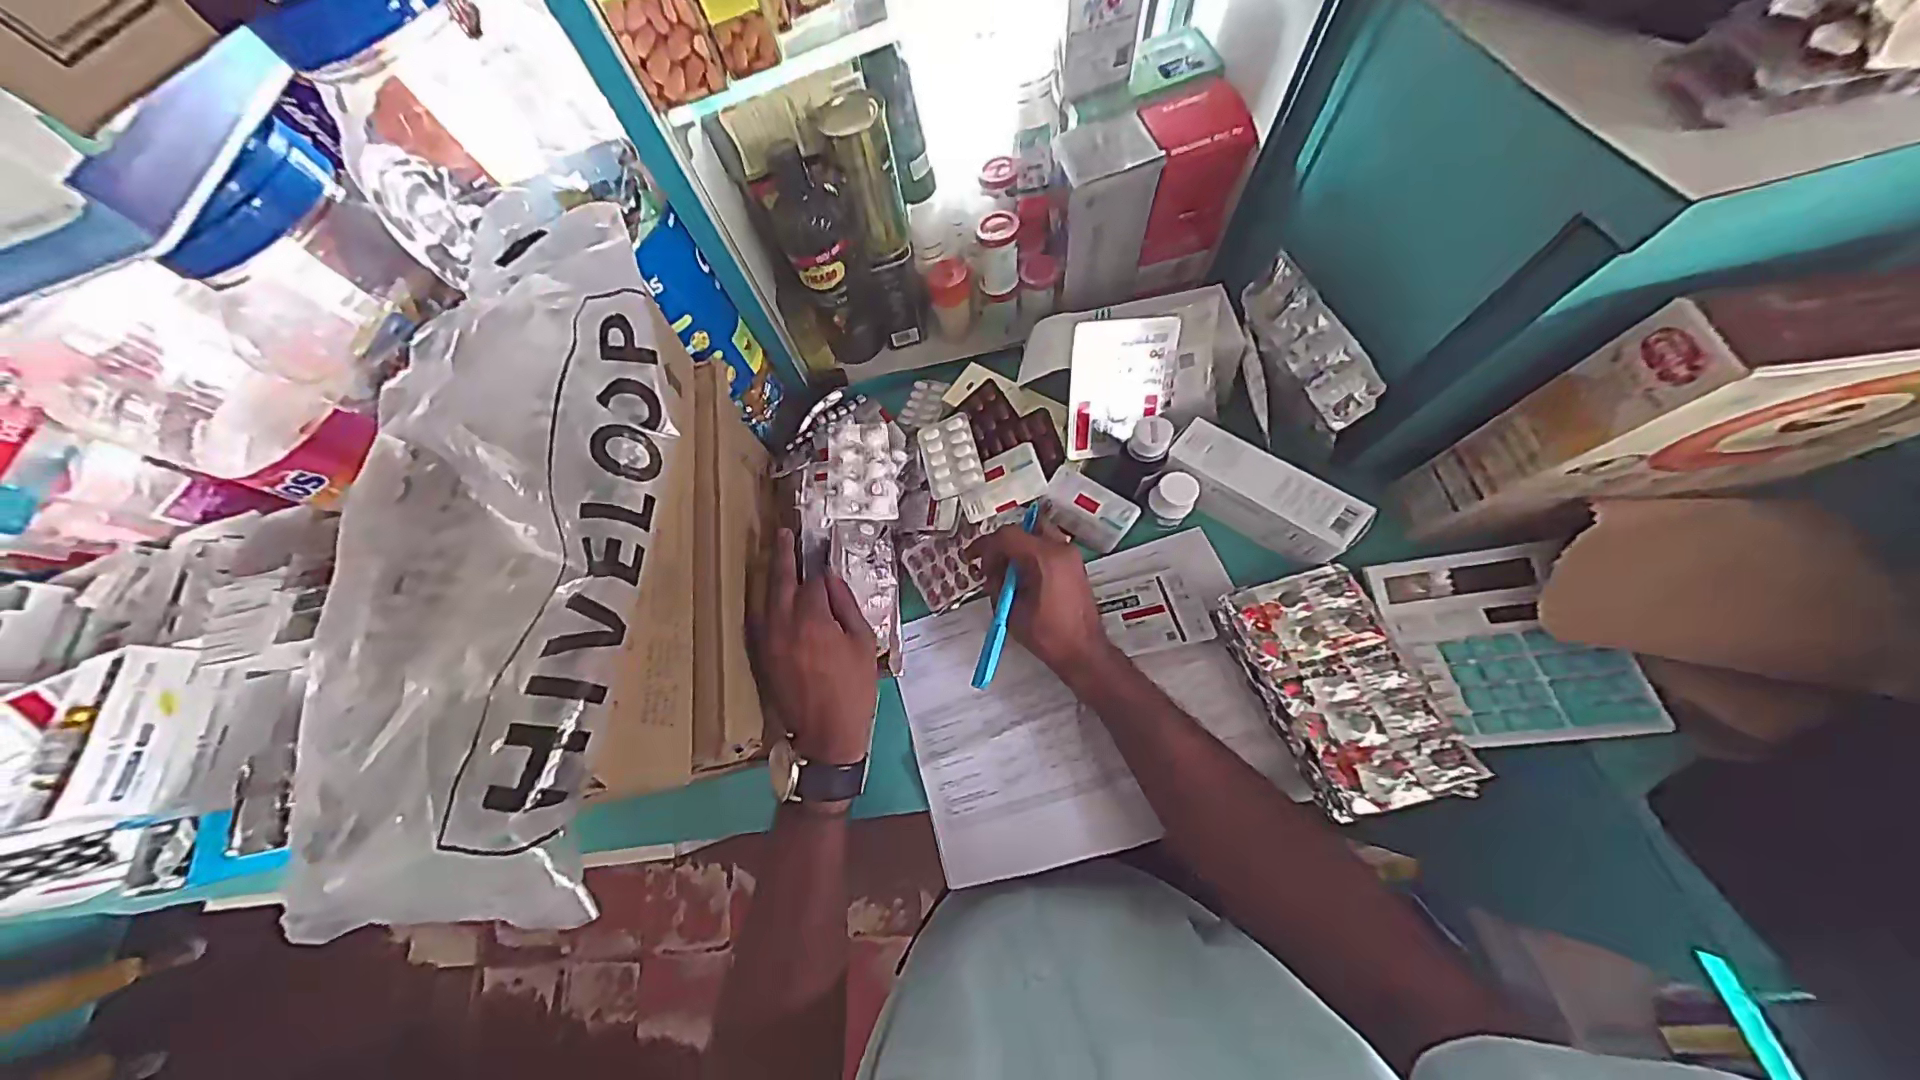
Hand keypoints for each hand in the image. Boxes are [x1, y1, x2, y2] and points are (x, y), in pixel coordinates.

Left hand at [751, 528, 879, 764]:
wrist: (827, 734)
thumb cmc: (853, 689)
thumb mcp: (862, 643)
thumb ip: (846, 606)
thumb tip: (831, 580)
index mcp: (813, 620)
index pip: (814, 581)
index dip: (820, 566)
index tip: (824, 554)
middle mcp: (784, 624)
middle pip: (780, 580)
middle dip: (783, 555)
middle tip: (784, 535)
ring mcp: (768, 640)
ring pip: (764, 598)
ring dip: (770, 576)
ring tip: (775, 556)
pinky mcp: (761, 655)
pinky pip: (757, 620)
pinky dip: (763, 603)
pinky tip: (768, 595)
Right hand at [967, 519, 1115, 677]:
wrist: (1083, 650)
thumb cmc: (1048, 635)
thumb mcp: (1012, 610)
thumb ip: (998, 585)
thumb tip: (990, 573)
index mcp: (1045, 558)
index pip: (1008, 535)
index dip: (985, 545)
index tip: (972, 556)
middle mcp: (1061, 549)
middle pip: (1022, 529)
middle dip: (1001, 544)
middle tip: (988, 565)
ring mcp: (1071, 554)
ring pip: (1035, 534)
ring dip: (1016, 547)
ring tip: (1004, 572)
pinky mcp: (1074, 563)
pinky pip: (1047, 546)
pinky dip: (1030, 553)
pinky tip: (1020, 576)